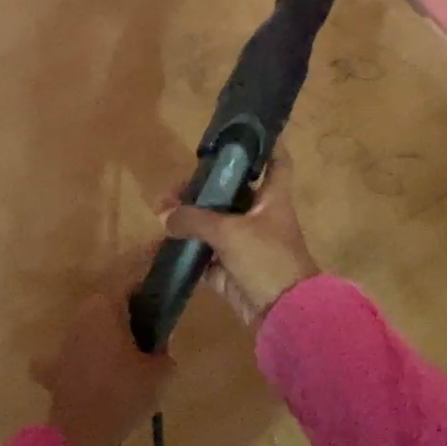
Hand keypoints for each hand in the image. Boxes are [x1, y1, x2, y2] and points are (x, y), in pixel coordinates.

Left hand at [32, 258, 173, 445]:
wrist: (79, 436)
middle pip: (112, 296)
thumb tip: (160, 344)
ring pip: (94, 321)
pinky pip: (75, 352)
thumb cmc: (123, 394)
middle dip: (135, 299)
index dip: (152, 263)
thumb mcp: (160, 370)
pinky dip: (87, 355)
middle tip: (160, 307)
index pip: (132, 273)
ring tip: (136, 340)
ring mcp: (64, 340)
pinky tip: (98, 365)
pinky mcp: (55, 366)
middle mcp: (81, 314)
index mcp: (105, 307)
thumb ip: (164, 348)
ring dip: (113, 325)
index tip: (168, 253)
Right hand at [161, 148, 321, 327]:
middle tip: (173, 188)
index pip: (276, 161)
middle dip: (202, 188)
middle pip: (231, 193)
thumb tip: (164, 214)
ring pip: (215, 225)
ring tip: (161, 214)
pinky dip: (189, 250)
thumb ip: (194, 220)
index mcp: (273, 198)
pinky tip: (165, 244)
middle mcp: (261, 216)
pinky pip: (207, 256)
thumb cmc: (267, 259)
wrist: (285, 313)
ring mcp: (247, 245)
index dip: (265, 143)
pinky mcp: (234, 271)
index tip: (243, 132)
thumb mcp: (230, 232)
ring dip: (190, 220)